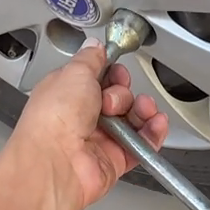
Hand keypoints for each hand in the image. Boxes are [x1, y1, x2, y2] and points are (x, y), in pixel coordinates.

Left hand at [7, 41, 169, 209]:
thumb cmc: (53, 118)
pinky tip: (156, 122)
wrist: (55, 163)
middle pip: (118, 96)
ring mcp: (98, 139)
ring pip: (132, 119)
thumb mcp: (74, 72)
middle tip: (112, 100)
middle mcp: (81, 116)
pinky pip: (141, 144)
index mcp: (67, 92)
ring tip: (142, 109)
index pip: (99, 77)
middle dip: (123, 93)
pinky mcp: (113, 160)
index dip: (113, 73)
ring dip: (143, 109)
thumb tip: (96, 46)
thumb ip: (90, 58)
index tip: (116, 72)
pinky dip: (153, 133)